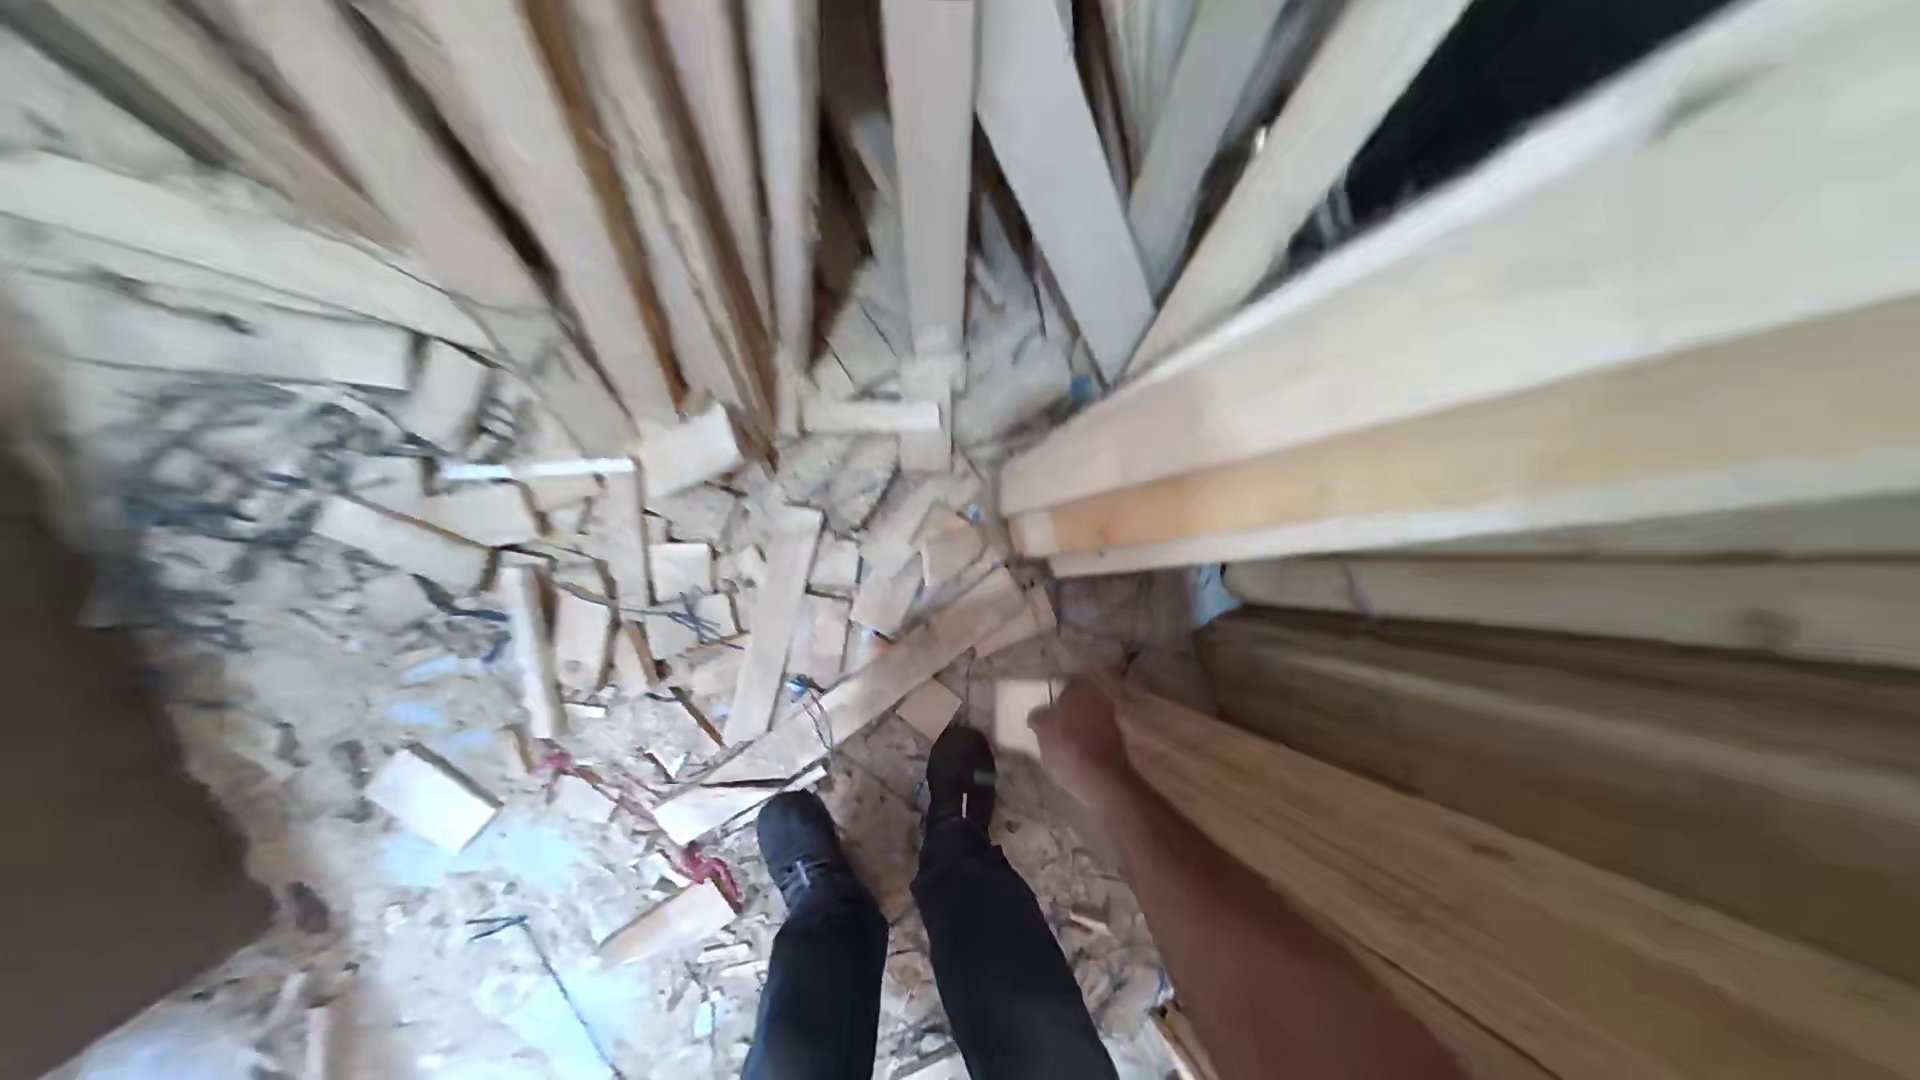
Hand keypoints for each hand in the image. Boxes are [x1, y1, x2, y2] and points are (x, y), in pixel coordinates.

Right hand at [1028, 676, 1137, 807]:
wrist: (1102, 780)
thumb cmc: (1068, 747)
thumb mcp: (1043, 730)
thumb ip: (1038, 717)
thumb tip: (1037, 714)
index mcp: (1081, 688)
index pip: (1066, 679)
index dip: (1054, 686)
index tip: (1043, 695)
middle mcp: (1100, 698)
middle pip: (1079, 696)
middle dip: (1066, 705)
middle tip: (1049, 715)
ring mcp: (1111, 719)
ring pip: (1088, 714)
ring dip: (1075, 721)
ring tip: (1058, 734)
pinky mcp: (1116, 740)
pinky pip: (1095, 731)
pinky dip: (1084, 735)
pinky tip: (1072, 748)